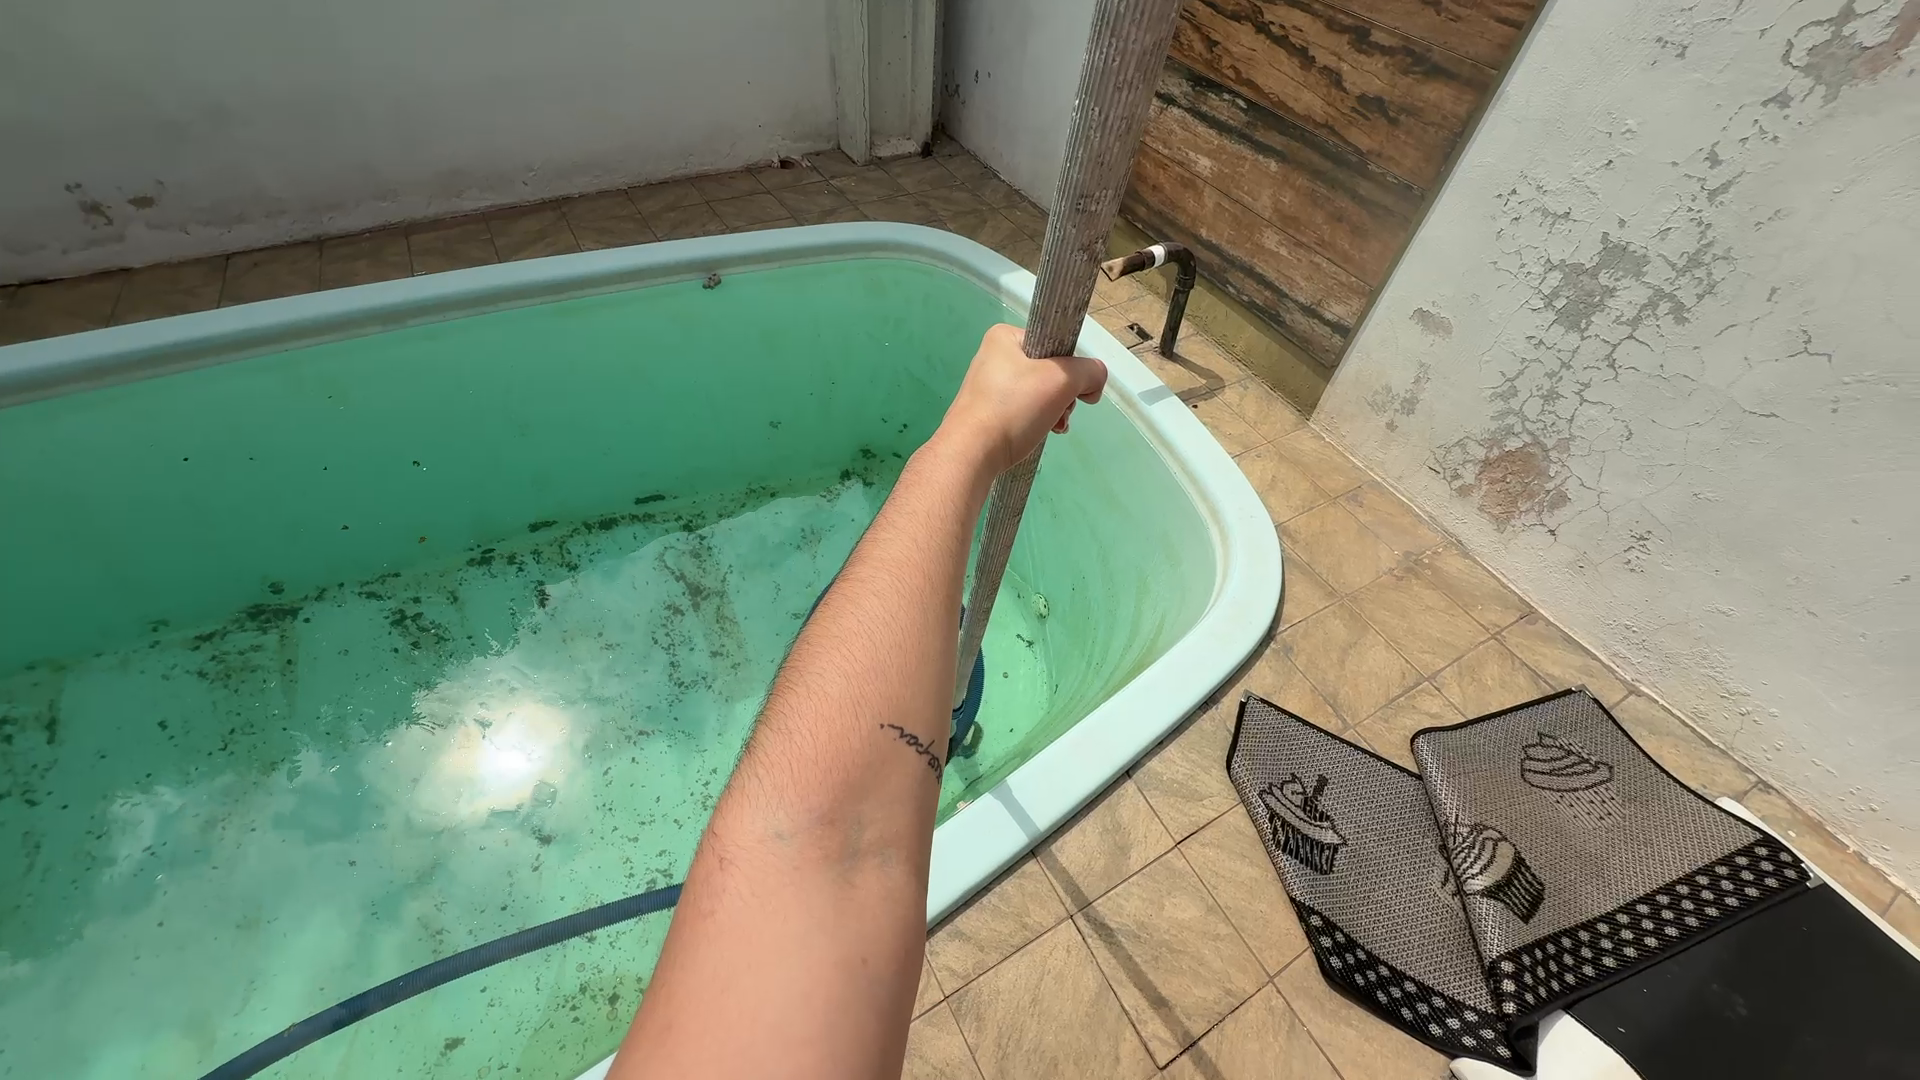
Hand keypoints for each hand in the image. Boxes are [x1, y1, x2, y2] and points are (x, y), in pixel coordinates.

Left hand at [936, 324, 1107, 474]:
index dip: (1072, 366)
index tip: (1077, 390)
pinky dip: (1036, 422)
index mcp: (1004, 338)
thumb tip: (1096, 379)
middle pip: (1047, 371)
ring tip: (1052, 427)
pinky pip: (1022, 411)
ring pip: (1037, 394)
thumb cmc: (1013, 409)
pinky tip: (1041, 434)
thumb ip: (1089, 372)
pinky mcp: (985, 414)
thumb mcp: (1061, 381)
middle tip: (1061, 412)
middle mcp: (992, 358)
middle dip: (1063, 395)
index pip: (1053, 343)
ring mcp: (987, 388)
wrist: (970, 454)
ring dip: (1054, 411)